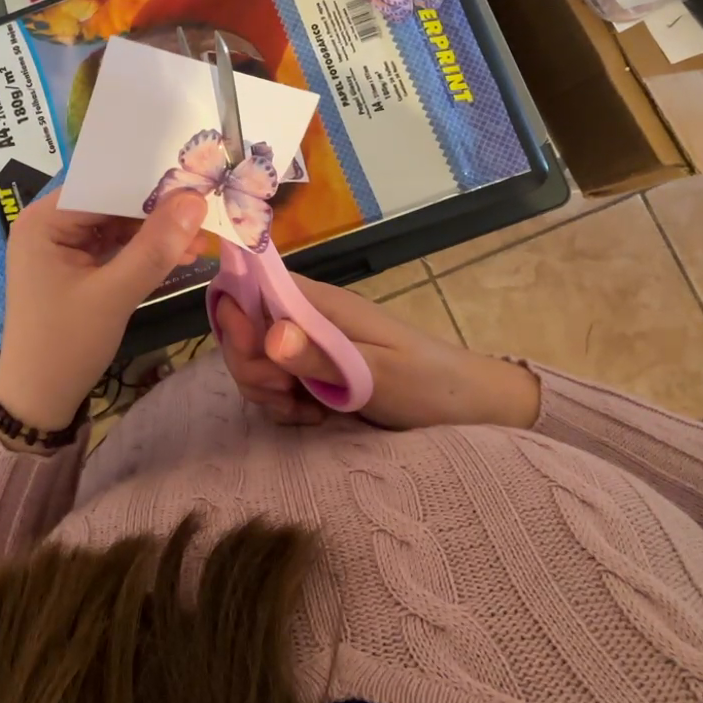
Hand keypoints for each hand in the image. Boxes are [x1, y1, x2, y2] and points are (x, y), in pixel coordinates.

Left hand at [0, 188, 207, 431]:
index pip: (103, 185)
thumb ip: (154, 247)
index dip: (149, 184)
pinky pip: (112, 246)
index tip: (196, 184)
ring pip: (115, 224)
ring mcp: (59, 245)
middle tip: (206, 210)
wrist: (38, 400)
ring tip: (201, 238)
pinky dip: (142, 250)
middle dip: (157, 209)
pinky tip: (179, 254)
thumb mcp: (114, 294)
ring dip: (154, 232)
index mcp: (44, 220)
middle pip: (110, 202)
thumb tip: (195, 200)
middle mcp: (47, 223)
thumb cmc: (66, 344)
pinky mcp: (72, 266)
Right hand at [218, 273, 539, 429]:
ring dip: (263, 389)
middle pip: (244, 327)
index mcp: (319, 303)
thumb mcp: (375, 373)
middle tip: (283, 393)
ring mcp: (307, 346)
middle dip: (249, 365)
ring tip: (299, 410)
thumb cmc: (426, 383)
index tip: (255, 355)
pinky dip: (279, 404)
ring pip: (254, 360)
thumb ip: (319, 356)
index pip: (251, 285)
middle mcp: (306, 317)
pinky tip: (308, 418)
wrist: (466, 407)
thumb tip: (269, 335)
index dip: (235, 314)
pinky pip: (272, 385)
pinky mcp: (311, 373)